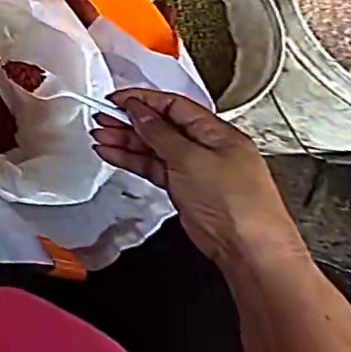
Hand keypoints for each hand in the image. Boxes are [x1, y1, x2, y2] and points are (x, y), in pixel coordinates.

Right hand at [91, 88, 306, 270]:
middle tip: (102, 116)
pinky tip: (111, 153)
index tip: (116, 99)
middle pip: (160, 125)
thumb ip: (159, 132)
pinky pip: (150, 166)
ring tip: (100, 135)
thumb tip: (138, 110)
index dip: (143, 100)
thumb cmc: (240, 207)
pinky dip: (129, 159)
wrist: (250, 252)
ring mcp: (194, 169)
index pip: (174, 105)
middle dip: (128, 120)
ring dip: (124, 139)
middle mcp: (206, 149)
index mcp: (218, 134)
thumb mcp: (192, 159)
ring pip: (152, 146)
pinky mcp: (183, 187)